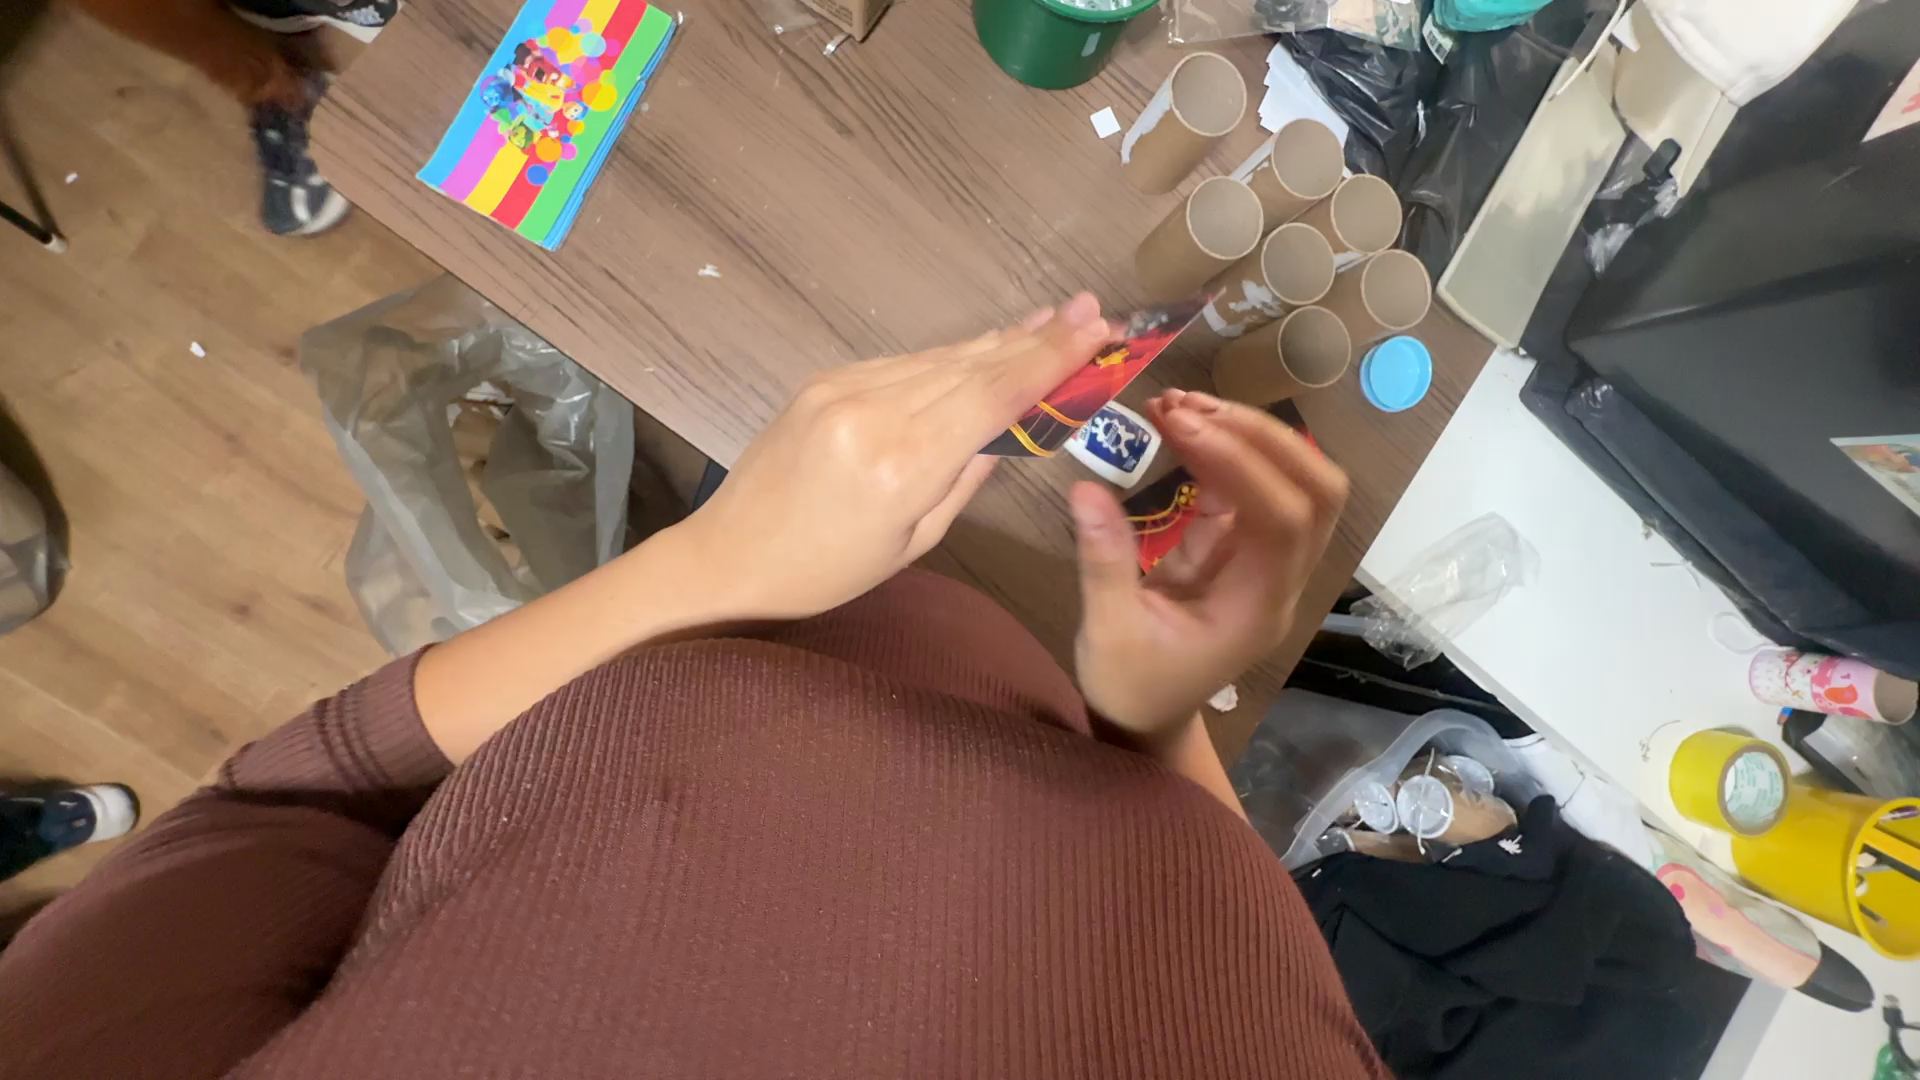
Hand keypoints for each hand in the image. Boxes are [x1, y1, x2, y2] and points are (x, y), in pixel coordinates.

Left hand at [672, 294, 1115, 620]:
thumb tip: (1006, 429)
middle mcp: (874, 411)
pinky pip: (904, 363)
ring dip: (996, 342)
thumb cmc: (828, 570)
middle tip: (1088, 309)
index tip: (1095, 327)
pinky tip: (980, 351)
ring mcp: (843, 386)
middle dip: (1035, 338)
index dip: (1049, 358)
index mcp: (901, 466)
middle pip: (971, 365)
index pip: (992, 396)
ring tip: (1046, 324)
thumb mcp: (913, 541)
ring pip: (940, 357)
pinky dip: (949, 357)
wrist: (730, 554)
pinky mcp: (824, 378)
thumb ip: (964, 478)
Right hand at [1070, 390, 1347, 739]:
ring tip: (1179, 404)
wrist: (1145, 716)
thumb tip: (1084, 488)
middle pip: (1313, 492)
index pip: (1282, 519)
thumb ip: (1104, 561)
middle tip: (1189, 404)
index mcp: (1256, 607)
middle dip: (1258, 436)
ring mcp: (1264, 562)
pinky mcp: (1239, 550)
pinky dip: (1221, 453)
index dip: (1240, 462)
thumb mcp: (1108, 630)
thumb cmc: (1131, 684)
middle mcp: (1277, 579)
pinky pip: (1248, 490)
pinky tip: (1181, 429)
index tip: (1179, 425)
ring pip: (1290, 484)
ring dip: (1243, 436)